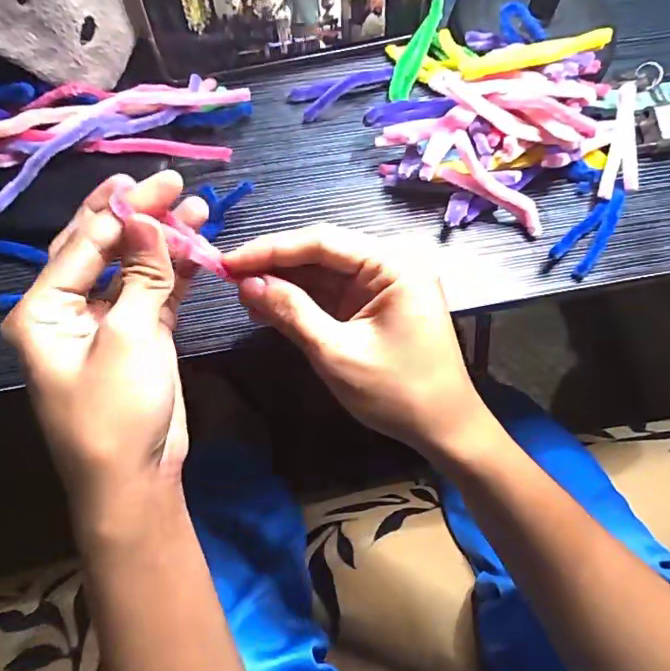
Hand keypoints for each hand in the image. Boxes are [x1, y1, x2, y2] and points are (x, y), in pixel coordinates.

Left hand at [3, 172, 207, 525]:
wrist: (134, 480)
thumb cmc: (117, 411)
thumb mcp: (130, 337)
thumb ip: (141, 274)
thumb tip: (146, 218)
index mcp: (43, 310)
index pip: (82, 244)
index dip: (121, 210)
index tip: (157, 182)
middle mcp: (68, 311)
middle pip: (103, 250)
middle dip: (138, 217)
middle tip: (173, 185)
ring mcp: (106, 325)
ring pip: (133, 271)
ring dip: (163, 243)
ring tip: (196, 209)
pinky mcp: (138, 340)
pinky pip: (154, 296)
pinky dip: (176, 275)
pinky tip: (198, 249)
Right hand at [222, 224, 486, 455]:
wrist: (444, 428)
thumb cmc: (397, 393)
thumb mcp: (336, 353)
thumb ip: (291, 313)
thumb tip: (245, 284)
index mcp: (393, 264)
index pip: (321, 241)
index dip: (269, 249)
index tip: (225, 261)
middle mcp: (391, 264)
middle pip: (321, 253)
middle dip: (274, 265)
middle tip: (227, 278)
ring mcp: (384, 285)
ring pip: (323, 273)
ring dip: (284, 284)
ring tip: (242, 296)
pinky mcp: (375, 306)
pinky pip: (332, 294)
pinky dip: (301, 301)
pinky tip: (268, 308)